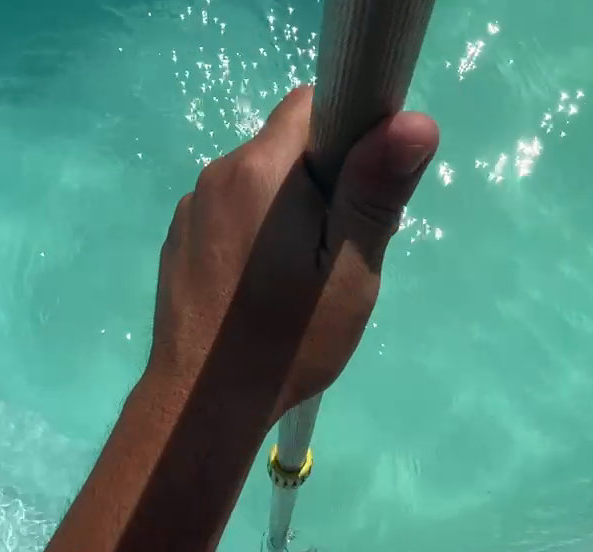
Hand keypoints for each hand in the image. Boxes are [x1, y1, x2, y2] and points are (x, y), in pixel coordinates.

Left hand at [148, 86, 439, 419]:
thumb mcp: (347, 278)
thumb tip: (414, 121)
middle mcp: (217, 174)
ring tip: (291, 284)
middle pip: (285, 150)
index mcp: (262, 171)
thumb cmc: (286, 344)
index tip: (358, 198)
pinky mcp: (177, 243)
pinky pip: (229, 217)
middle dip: (319, 186)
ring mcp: (191, 210)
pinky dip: (250, 238)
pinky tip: (253, 293)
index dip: (348, 139)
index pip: (314, 106)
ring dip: (283, 215)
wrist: (202, 404)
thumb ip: (374, 197)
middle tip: (331, 257)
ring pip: (257, 186)